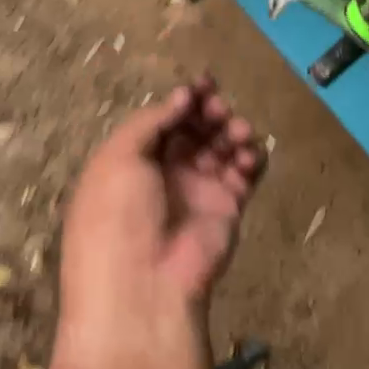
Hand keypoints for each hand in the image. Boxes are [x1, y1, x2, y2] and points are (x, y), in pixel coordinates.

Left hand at [59, 77, 265, 318]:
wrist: (143, 285)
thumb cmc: (117, 219)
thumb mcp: (116, 161)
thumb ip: (150, 121)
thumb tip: (184, 96)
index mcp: (131, 163)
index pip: (164, 121)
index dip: (184, 100)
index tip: (204, 83)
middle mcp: (166, 173)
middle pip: (196, 129)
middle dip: (210, 112)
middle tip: (218, 109)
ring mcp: (199, 189)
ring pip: (224, 146)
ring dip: (233, 131)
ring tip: (237, 133)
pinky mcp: (229, 204)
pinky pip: (247, 172)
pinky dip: (252, 158)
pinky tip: (246, 157)